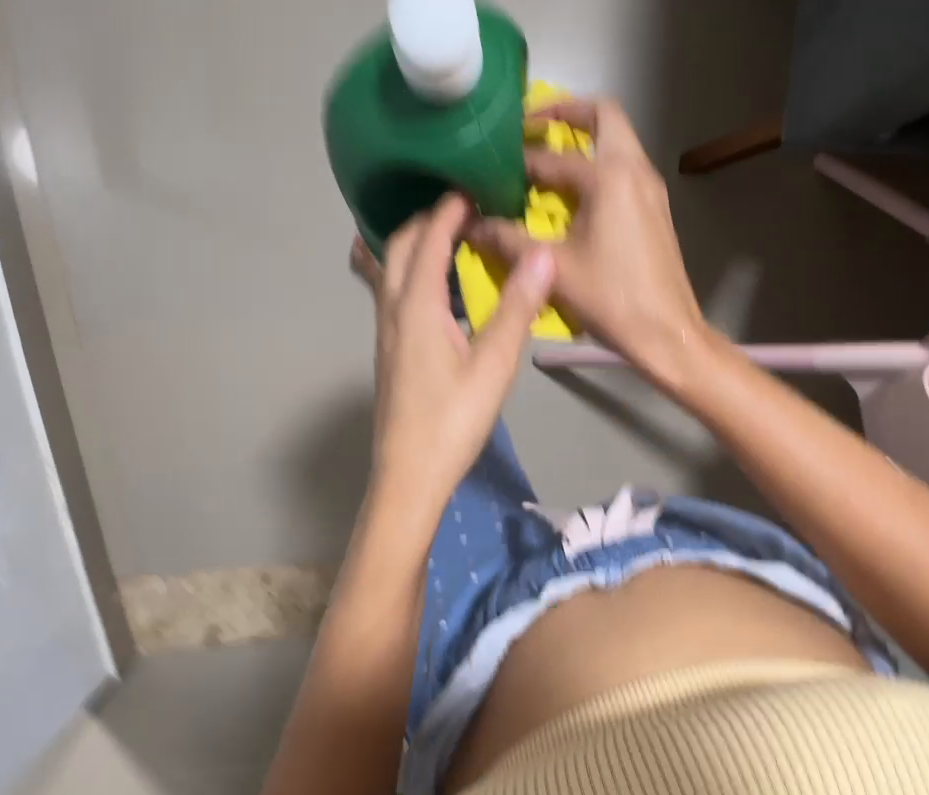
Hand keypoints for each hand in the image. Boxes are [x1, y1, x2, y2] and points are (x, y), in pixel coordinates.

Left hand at [366, 193, 554, 508]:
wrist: (409, 475)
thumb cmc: (452, 422)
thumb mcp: (493, 366)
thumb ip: (516, 309)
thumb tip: (544, 256)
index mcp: (416, 305)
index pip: (428, 236)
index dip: (450, 207)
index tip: (476, 184)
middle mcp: (392, 311)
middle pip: (396, 246)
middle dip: (425, 218)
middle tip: (463, 208)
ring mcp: (385, 334)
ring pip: (388, 271)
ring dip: (413, 245)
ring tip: (449, 238)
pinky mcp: (389, 354)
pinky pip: (392, 295)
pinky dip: (410, 275)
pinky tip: (437, 291)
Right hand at [468, 98, 708, 389]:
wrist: (667, 334)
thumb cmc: (611, 299)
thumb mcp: (553, 269)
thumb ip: (509, 242)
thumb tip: (471, 226)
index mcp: (609, 176)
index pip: (555, 154)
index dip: (520, 158)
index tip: (493, 163)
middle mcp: (635, 170)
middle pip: (604, 116)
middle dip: (567, 113)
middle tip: (531, 127)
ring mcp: (650, 190)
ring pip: (618, 143)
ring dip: (584, 141)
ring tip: (546, 162)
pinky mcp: (655, 211)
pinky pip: (624, 170)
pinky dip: (598, 168)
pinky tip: (573, 197)